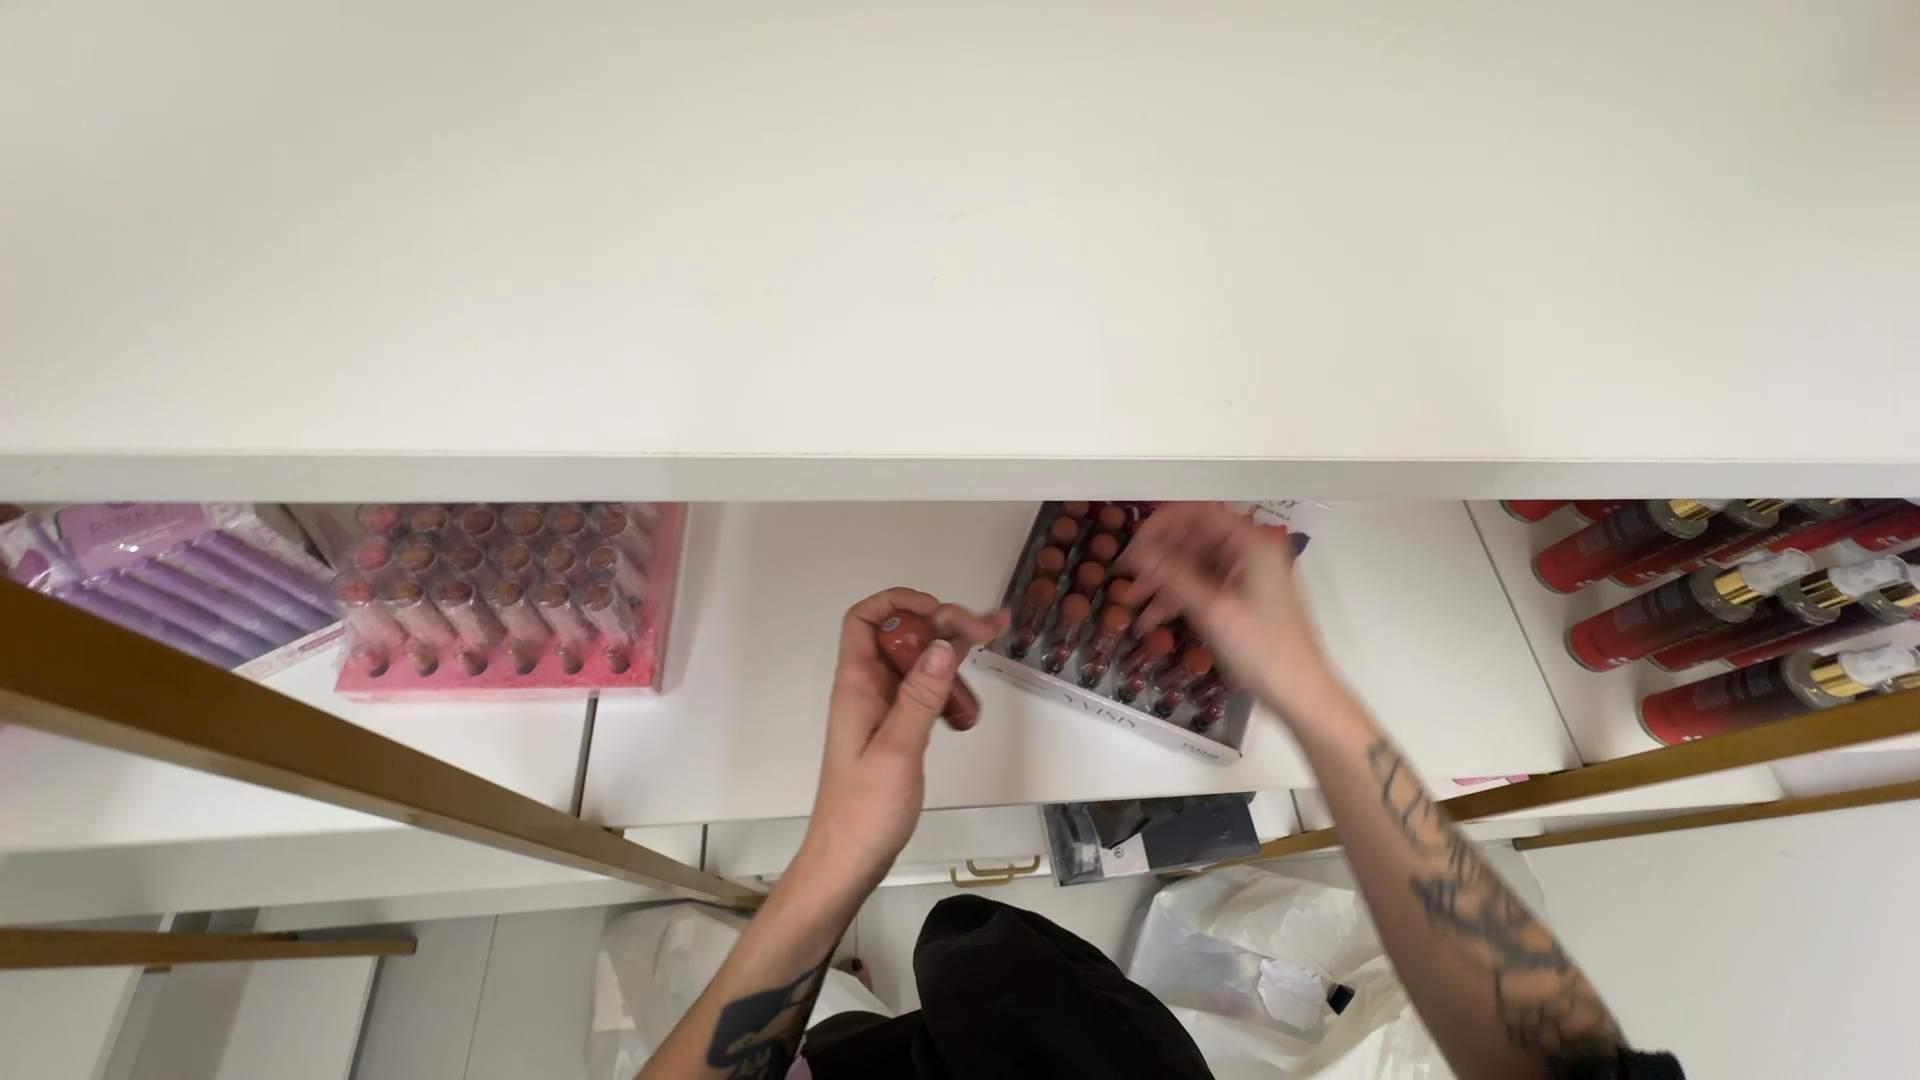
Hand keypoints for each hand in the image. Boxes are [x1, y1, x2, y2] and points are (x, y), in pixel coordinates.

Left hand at [792, 588, 1008, 903]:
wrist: (849, 862)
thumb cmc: (863, 812)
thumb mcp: (897, 750)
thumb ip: (920, 696)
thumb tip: (942, 644)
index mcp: (856, 686)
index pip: (865, 620)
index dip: (898, 603)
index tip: (938, 611)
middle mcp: (869, 689)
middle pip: (901, 635)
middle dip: (941, 624)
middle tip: (984, 630)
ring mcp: (884, 709)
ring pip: (918, 662)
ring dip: (951, 652)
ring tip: (989, 646)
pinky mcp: (899, 728)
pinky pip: (925, 690)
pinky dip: (950, 684)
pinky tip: (970, 693)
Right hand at [1119, 502, 1343, 719]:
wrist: (1299, 694)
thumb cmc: (1265, 651)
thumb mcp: (1213, 609)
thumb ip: (1173, 574)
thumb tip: (1139, 551)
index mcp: (1251, 545)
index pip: (1198, 514)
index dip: (1161, 525)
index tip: (1135, 545)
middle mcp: (1249, 553)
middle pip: (1191, 540)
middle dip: (1157, 558)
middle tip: (1128, 576)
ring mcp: (1244, 577)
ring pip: (1191, 566)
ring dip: (1161, 582)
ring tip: (1133, 603)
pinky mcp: (1239, 599)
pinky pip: (1199, 587)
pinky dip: (1176, 599)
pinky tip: (1151, 620)